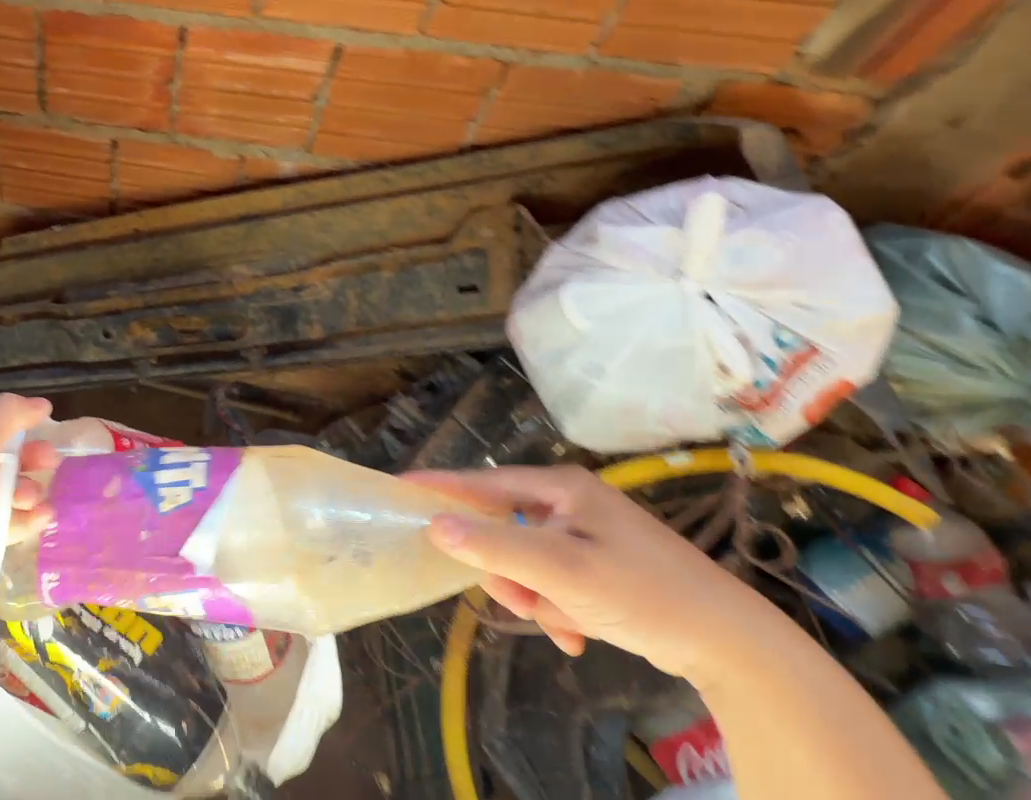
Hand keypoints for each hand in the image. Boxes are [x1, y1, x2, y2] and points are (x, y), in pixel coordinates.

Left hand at [0, 394, 59, 608]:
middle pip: (9, 454)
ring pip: (16, 488)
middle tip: (53, 460)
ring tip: (32, 497)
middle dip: (32, 455)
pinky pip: (17, 519)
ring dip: (31, 489)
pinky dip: (32, 517)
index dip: (20, 417)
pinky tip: (44, 516)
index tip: (49, 419)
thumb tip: (41, 403)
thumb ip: (6, 417)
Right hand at [414, 465, 785, 682]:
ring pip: (523, 561)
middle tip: (525, 601)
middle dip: (506, 571)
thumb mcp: (561, 570)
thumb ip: (494, 545)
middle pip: (501, 529)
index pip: (480, 482)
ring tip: (565, 621)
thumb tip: (433, 525)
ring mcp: (586, 534)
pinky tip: (578, 632)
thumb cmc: (644, 593)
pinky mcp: (599, 566)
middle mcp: (570, 503)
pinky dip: (555, 607)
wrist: (732, 644)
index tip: (394, 490)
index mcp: (560, 488)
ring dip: (533, 596)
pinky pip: (550, 581)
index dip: (437, 488)